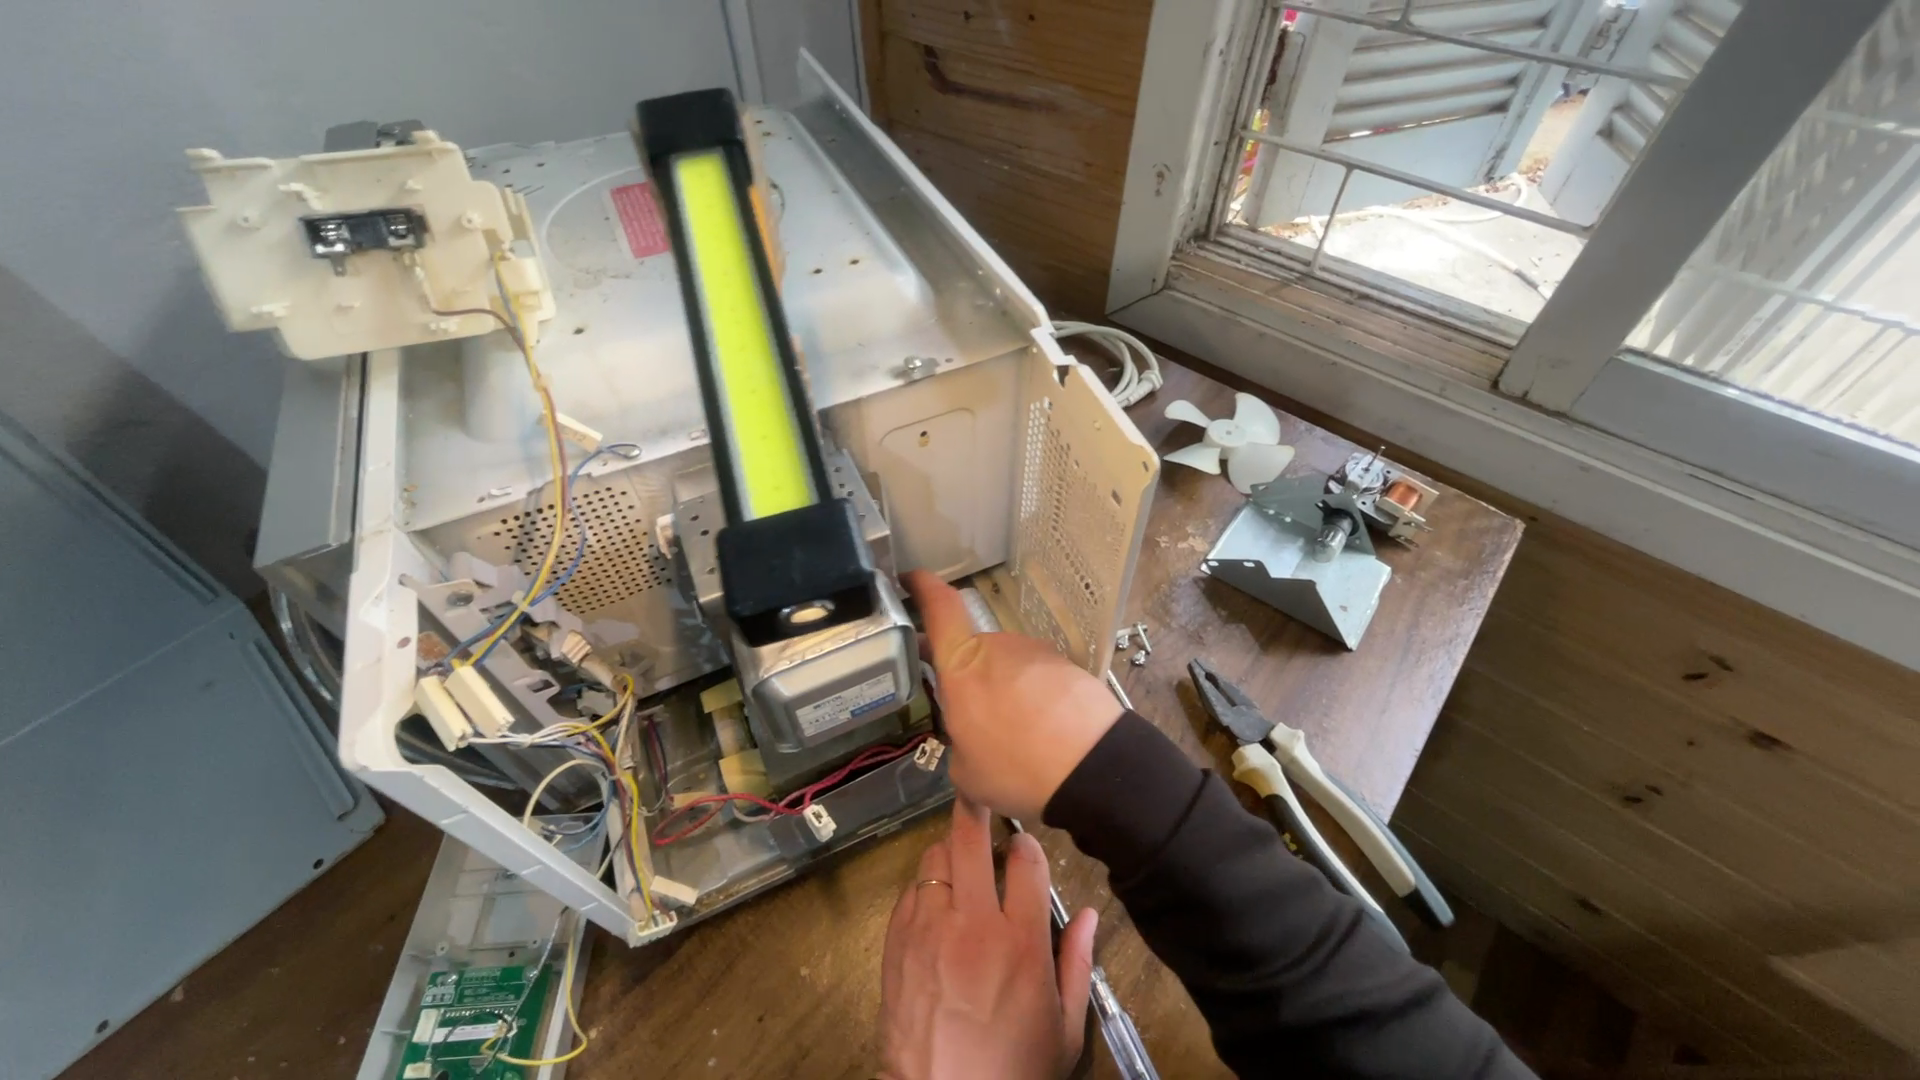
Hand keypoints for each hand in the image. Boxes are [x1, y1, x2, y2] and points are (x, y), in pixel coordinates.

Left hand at [879, 797, 1098, 1079]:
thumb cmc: (1013, 1067)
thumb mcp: (1064, 1028)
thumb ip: (1078, 963)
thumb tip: (1091, 914)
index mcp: (1021, 941)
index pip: (1025, 861)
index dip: (1026, 843)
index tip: (1025, 844)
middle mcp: (972, 922)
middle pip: (969, 839)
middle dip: (976, 811)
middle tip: (981, 801)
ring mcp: (928, 928)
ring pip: (935, 858)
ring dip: (950, 853)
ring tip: (961, 867)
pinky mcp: (896, 941)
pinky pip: (910, 891)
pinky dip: (926, 887)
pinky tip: (936, 904)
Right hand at [905, 570, 1123, 820]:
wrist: (1092, 767)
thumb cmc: (1014, 766)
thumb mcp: (967, 774)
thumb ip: (958, 748)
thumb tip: (966, 744)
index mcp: (962, 665)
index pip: (939, 608)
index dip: (922, 587)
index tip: (910, 579)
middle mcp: (997, 647)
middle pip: (973, 651)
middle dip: (969, 679)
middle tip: (972, 719)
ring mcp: (1036, 653)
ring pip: (1007, 668)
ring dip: (1004, 694)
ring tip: (1013, 738)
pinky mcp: (1068, 667)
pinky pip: (1039, 681)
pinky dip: (1035, 702)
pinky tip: (1043, 738)